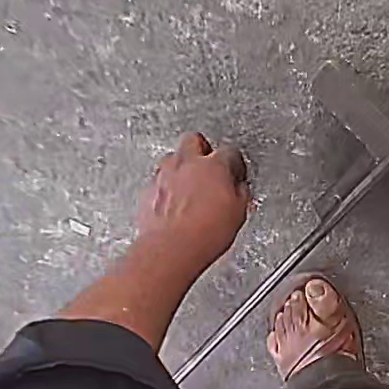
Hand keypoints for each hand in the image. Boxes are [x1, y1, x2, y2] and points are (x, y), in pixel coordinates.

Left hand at [133, 132, 250, 274]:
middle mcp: (187, 164)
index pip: (229, 152)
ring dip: (182, 168)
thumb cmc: (205, 232)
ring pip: (173, 158)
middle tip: (209, 165)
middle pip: (194, 140)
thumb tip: (239, 189)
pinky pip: (159, 180)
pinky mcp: (149, 190)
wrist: (173, 248)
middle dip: (202, 149)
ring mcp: (164, 175)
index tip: (235, 172)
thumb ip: (240, 193)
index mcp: (215, 166)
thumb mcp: (238, 213)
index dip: (234, 163)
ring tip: (191, 187)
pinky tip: (176, 204)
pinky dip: (167, 188)